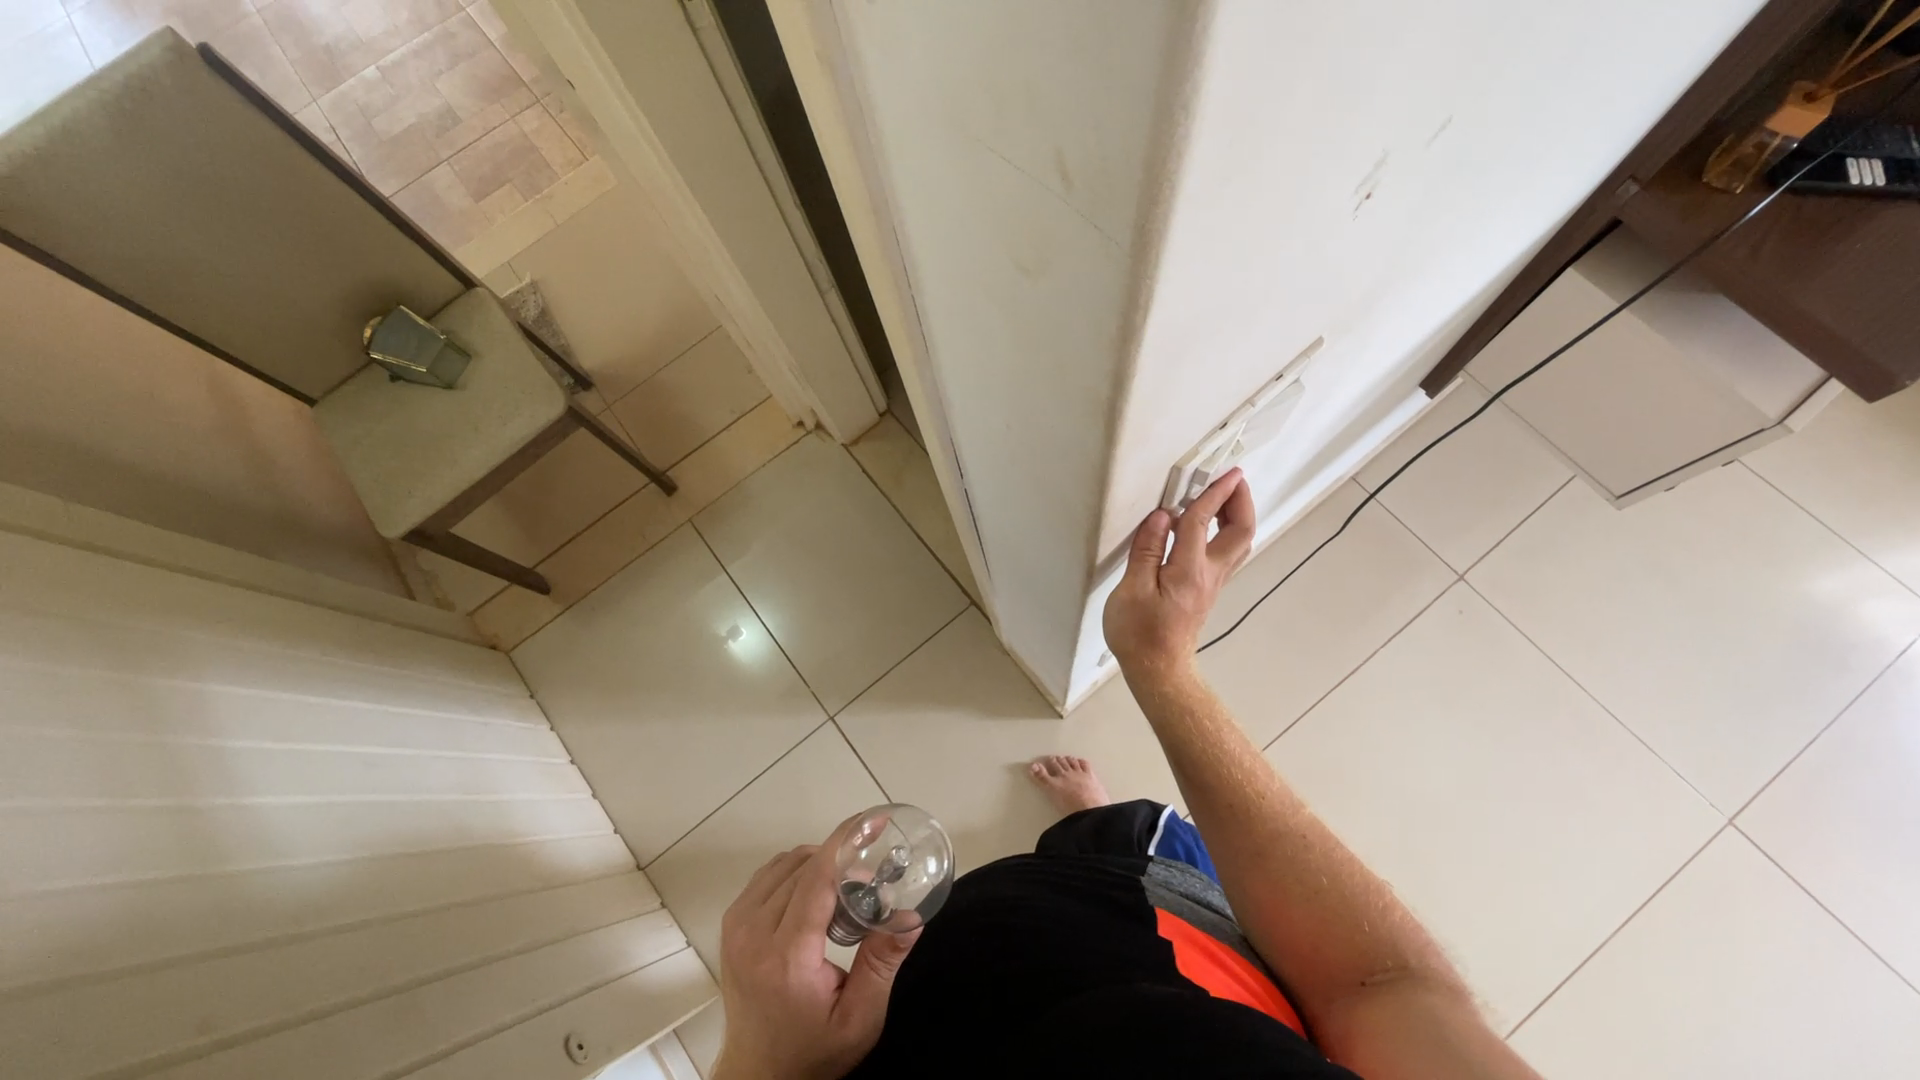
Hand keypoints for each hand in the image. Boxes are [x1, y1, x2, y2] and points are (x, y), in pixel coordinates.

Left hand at [713, 819, 919, 1079]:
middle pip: (804, 866)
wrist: (758, 1074)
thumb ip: (883, 963)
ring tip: (845, 892)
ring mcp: (737, 926)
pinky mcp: (732, 924)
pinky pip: (769, 874)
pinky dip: (797, 871)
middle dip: (843, 862)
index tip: (874, 821)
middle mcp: (753, 934)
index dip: (846, 843)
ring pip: (786, 864)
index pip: (816, 878)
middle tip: (872, 885)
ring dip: (820, 864)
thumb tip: (912, 915)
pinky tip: (817, 892)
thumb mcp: (860, 1018)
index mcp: (786, 957)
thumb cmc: (813, 1050)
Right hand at [1103, 468, 1255, 677]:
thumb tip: (1162, 517)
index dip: (1213, 494)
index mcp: (1189, 570)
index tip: (1225, 473)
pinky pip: (1225, 552)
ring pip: (1237, 543)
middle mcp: (1209, 574)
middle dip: (1241, 502)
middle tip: (1232, 480)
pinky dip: (1223, 531)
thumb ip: (1148, 550)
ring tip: (1222, 497)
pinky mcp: (1205, 591)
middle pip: (1241, 532)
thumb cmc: (1139, 633)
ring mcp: (1211, 584)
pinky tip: (1204, 527)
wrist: (1157, 670)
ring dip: (1235, 516)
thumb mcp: (1132, 590)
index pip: (1203, 522)